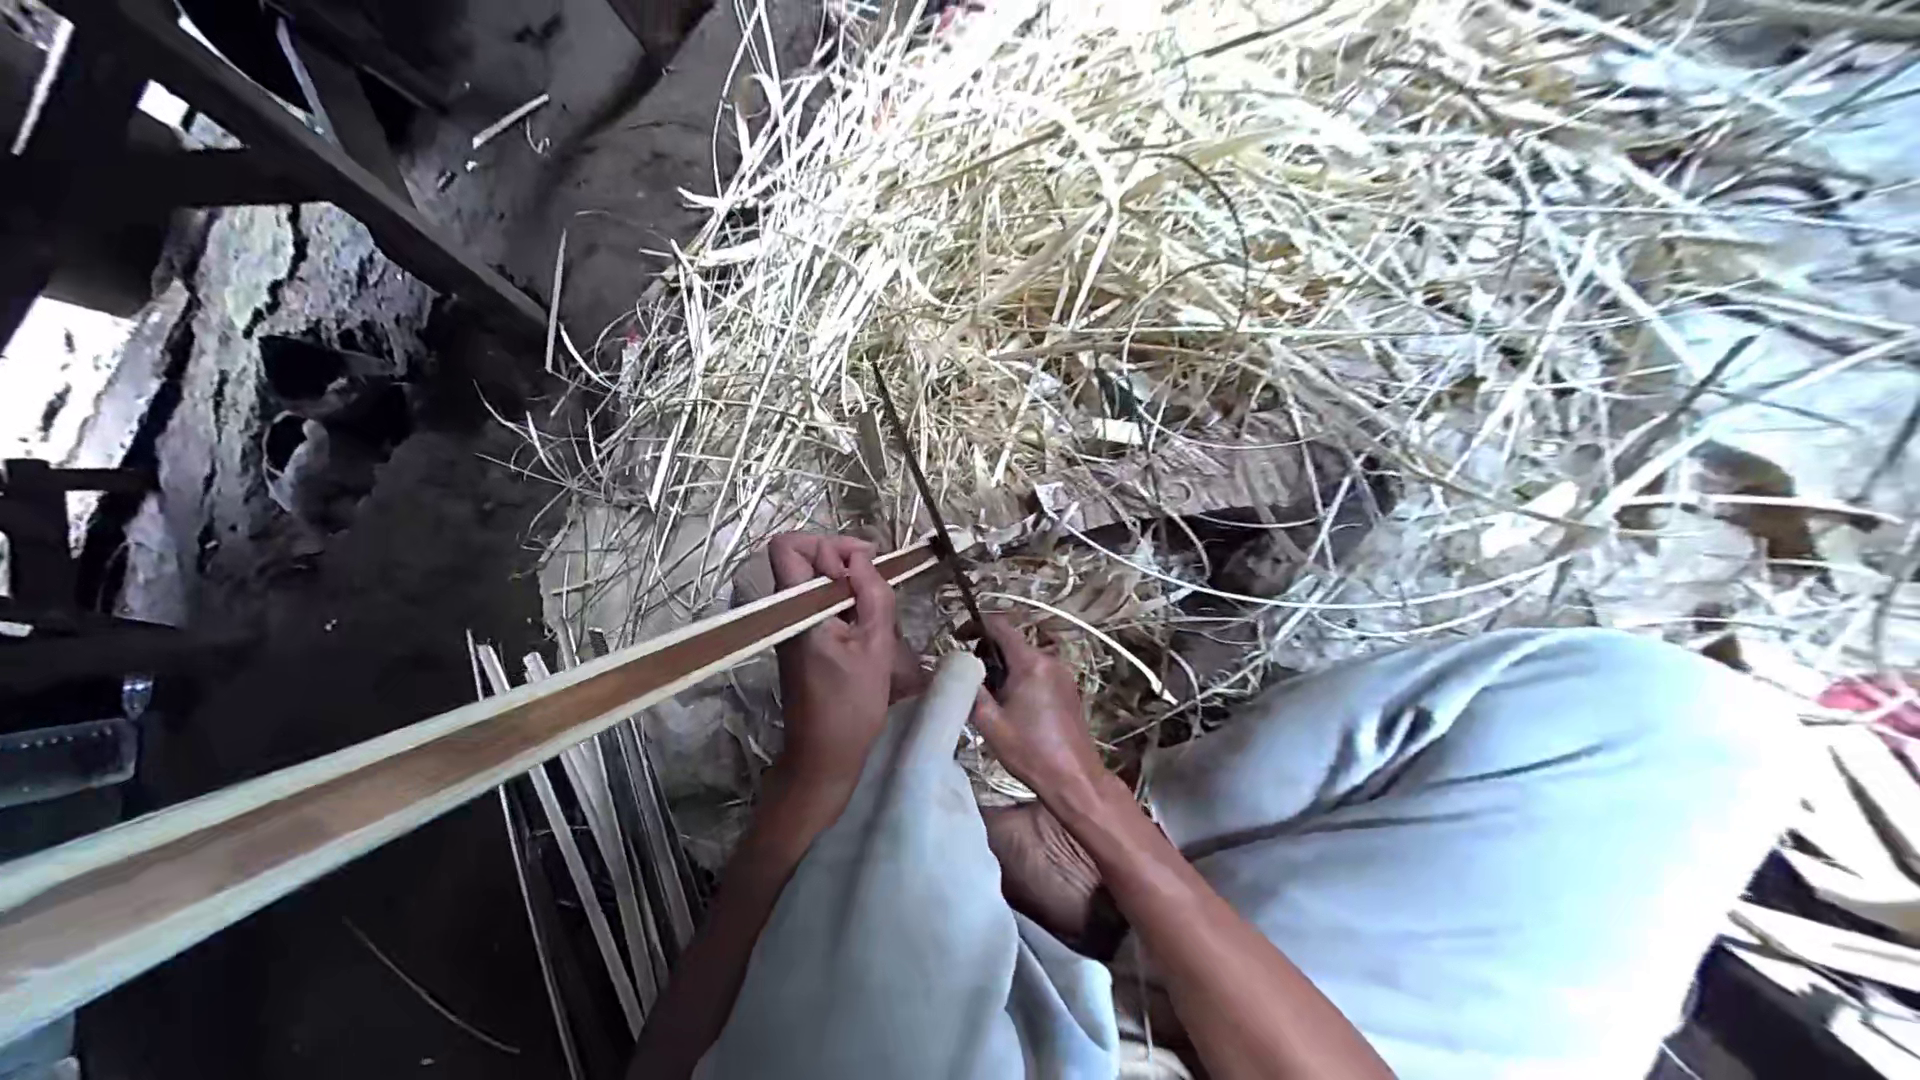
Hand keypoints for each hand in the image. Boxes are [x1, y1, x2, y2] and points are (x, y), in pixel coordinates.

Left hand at [768, 533, 897, 788]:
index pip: (789, 546)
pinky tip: (869, 625)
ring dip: (849, 585)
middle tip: (878, 585)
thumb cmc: (850, 704)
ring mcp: (792, 626)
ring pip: (816, 582)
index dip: (826, 542)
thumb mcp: (875, 645)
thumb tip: (863, 557)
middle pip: (806, 559)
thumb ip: (871, 594)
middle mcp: (786, 611)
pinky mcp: (802, 640)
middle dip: (845, 562)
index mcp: (796, 608)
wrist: (823, 755)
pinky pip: (821, 604)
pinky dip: (846, 604)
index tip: (864, 561)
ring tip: (878, 609)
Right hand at [969, 615, 1108, 803]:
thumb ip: (969, 690)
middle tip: (968, 674)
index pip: (1001, 626)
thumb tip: (951, 670)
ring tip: (987, 693)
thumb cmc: (1030, 751)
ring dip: (1003, 666)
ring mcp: (1062, 674)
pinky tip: (1010, 703)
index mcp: (1031, 663)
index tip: (957, 636)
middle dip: (987, 651)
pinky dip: (1019, 676)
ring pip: (1025, 657)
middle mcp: (1050, 660)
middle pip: (1012, 641)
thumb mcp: (990, 722)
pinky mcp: (1068, 688)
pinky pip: (1038, 670)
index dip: (976, 625)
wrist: (1074, 778)